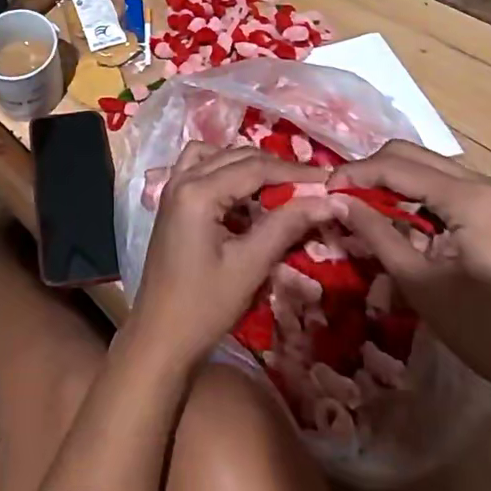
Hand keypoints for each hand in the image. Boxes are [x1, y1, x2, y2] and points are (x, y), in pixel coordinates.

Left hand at [129, 144, 339, 363]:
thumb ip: (286, 225)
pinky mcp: (172, 202)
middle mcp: (182, 179)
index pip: (254, 167)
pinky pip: (201, 169)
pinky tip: (247, 196)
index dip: (294, 172)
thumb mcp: (250, 265)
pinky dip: (227, 173)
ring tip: (281, 188)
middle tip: (313, 187)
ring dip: (249, 166)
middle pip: (236, 156)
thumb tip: (328, 201)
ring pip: (217, 157)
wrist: (161, 334)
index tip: (330, 180)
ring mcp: (172, 188)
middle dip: (276, 168)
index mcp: (197, 191)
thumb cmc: (205, 305)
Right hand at [327, 141, 490, 418]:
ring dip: (394, 184)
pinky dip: (419, 199)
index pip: (395, 165)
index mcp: (470, 197)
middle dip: (370, 172)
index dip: (352, 175)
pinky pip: (450, 191)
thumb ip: (377, 235)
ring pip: (430, 170)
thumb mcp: (425, 287)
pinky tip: (403, 226)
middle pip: (412, 156)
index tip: (321, 193)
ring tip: (364, 212)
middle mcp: (487, 184)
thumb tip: (336, 200)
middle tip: (340, 200)